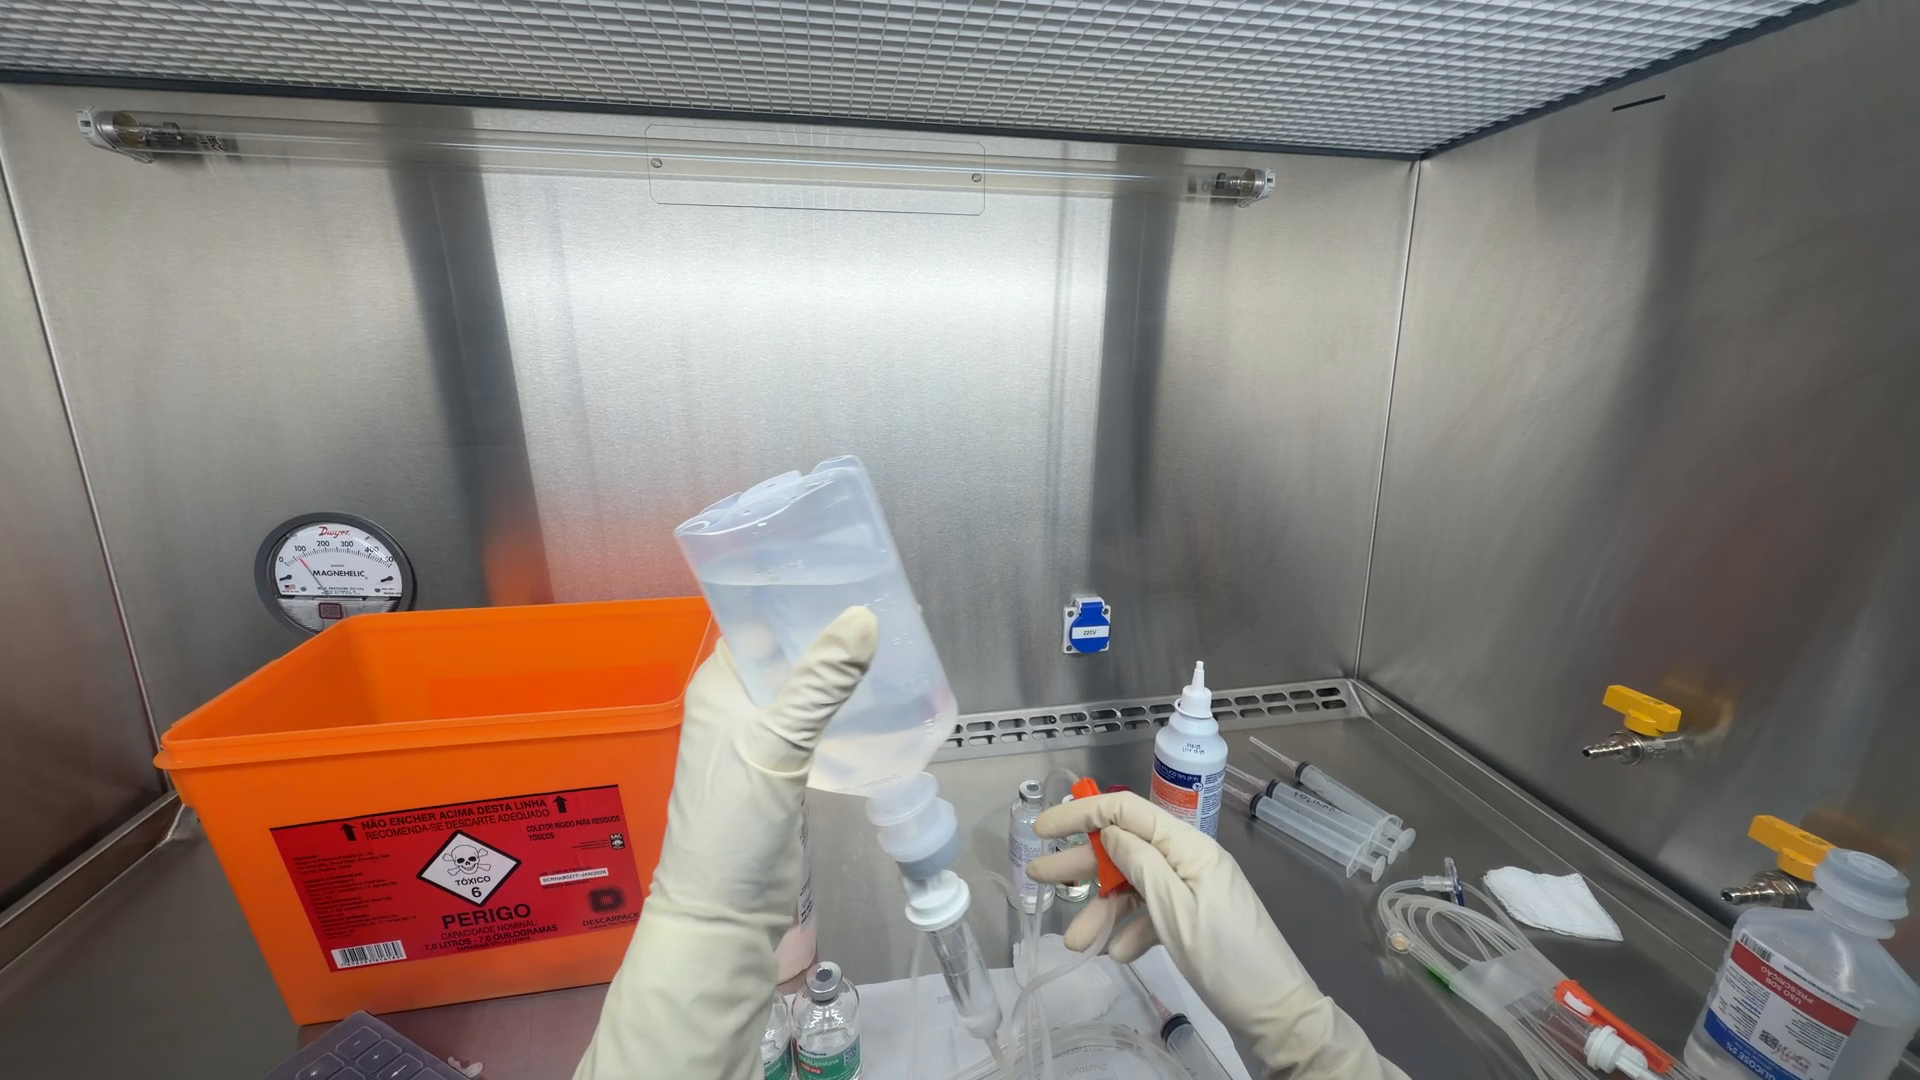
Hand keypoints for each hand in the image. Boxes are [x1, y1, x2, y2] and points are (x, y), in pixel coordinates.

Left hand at [575, 606, 877, 1079]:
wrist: (726, 913)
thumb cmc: (735, 823)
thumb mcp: (777, 744)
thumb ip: (819, 683)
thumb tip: (863, 616)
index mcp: (719, 684)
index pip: (752, 618)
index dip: (790, 591)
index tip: (840, 570)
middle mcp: (735, 701)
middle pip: (784, 647)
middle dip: (825, 626)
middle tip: (881, 603)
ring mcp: (759, 734)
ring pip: (801, 682)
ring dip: (835, 664)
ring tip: (887, 638)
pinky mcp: (782, 763)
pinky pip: (813, 715)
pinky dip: (839, 700)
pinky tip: (876, 692)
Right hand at [1026, 792, 1404, 1079]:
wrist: (1280, 1019)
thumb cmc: (1226, 959)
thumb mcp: (1174, 910)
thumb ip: (1138, 863)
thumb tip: (1109, 831)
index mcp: (1187, 845)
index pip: (1126, 810)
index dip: (1081, 812)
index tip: (1043, 826)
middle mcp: (1187, 859)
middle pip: (1124, 848)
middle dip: (1082, 864)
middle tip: (1038, 876)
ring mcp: (1191, 889)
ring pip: (1133, 885)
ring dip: (1103, 911)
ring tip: (1076, 942)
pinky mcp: (1193, 919)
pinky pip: (1151, 912)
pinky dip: (1132, 930)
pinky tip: (1119, 953)